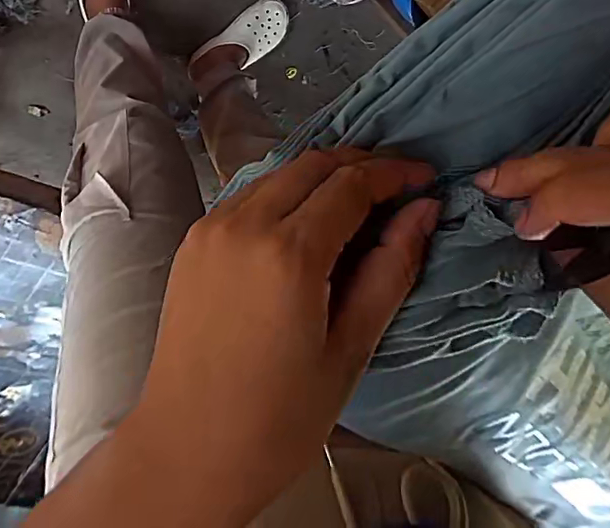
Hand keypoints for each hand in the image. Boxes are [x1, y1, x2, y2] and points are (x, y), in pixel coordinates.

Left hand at [123, 148, 437, 524]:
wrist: (186, 447)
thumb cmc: (277, 418)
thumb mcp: (350, 349)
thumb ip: (390, 269)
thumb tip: (423, 210)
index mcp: (288, 253)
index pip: (350, 184)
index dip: (393, 172)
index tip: (423, 175)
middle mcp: (244, 223)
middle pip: (313, 164)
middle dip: (360, 162)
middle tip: (395, 182)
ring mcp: (212, 225)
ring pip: (279, 172)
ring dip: (321, 174)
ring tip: (356, 199)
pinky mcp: (193, 237)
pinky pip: (248, 193)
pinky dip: (285, 191)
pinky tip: (304, 219)